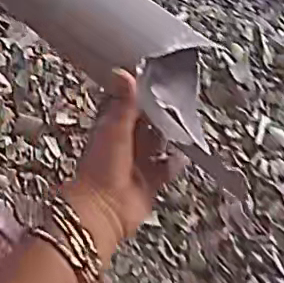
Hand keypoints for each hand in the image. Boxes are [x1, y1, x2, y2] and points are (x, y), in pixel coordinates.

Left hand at [59, 69, 181, 267]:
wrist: (104, 209)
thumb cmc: (100, 168)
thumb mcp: (114, 126)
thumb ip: (124, 101)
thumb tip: (124, 72)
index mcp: (112, 123)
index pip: (129, 101)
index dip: (142, 91)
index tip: (158, 78)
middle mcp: (125, 141)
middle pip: (147, 121)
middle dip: (160, 112)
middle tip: (176, 100)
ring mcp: (138, 161)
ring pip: (158, 141)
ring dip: (169, 135)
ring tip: (183, 123)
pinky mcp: (150, 180)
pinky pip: (167, 167)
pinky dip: (175, 161)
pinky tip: (182, 153)